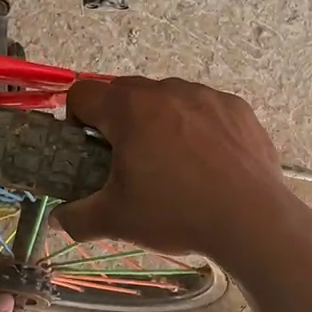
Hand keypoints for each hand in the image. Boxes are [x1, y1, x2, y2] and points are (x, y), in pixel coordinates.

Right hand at [54, 77, 298, 260]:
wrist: (251, 219)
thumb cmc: (176, 212)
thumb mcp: (117, 220)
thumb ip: (79, 218)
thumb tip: (59, 221)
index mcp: (129, 109)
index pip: (83, 93)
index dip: (76, 118)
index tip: (86, 148)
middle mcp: (166, 91)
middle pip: (126, 92)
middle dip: (118, 120)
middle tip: (126, 160)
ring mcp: (206, 96)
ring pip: (168, 98)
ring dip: (160, 120)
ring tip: (172, 164)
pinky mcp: (237, 108)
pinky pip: (206, 109)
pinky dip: (198, 127)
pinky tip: (209, 163)